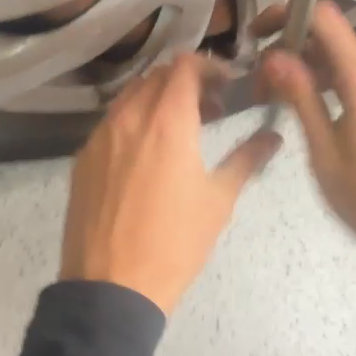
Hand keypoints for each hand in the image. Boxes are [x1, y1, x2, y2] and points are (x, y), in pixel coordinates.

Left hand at [59, 53, 281, 312]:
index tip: (226, 85)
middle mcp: (131, 116)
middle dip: (186, 82)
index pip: (185, 65)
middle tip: (209, 109)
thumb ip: (246, 159)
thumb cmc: (173, 243)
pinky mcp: (83, 157)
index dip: (208, 66)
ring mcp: (101, 135)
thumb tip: (273, 137)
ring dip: (157, 98)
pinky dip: (133, 120)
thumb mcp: (218, 201)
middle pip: (158, 75)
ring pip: (131, 94)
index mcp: (167, 120)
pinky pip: (110, 121)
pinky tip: (145, 154)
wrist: (110, 290)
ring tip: (178, 129)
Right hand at [260, 2, 355, 254]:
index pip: (324, 18)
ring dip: (307, 68)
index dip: (287, 15)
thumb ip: (300, 96)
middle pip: (329, 38)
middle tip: (259, 84)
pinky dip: (328, 81)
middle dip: (290, 51)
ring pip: (341, 58)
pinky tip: (309, 106)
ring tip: (276, 99)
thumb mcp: (324, 151)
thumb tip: (273, 55)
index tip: (258, 35)